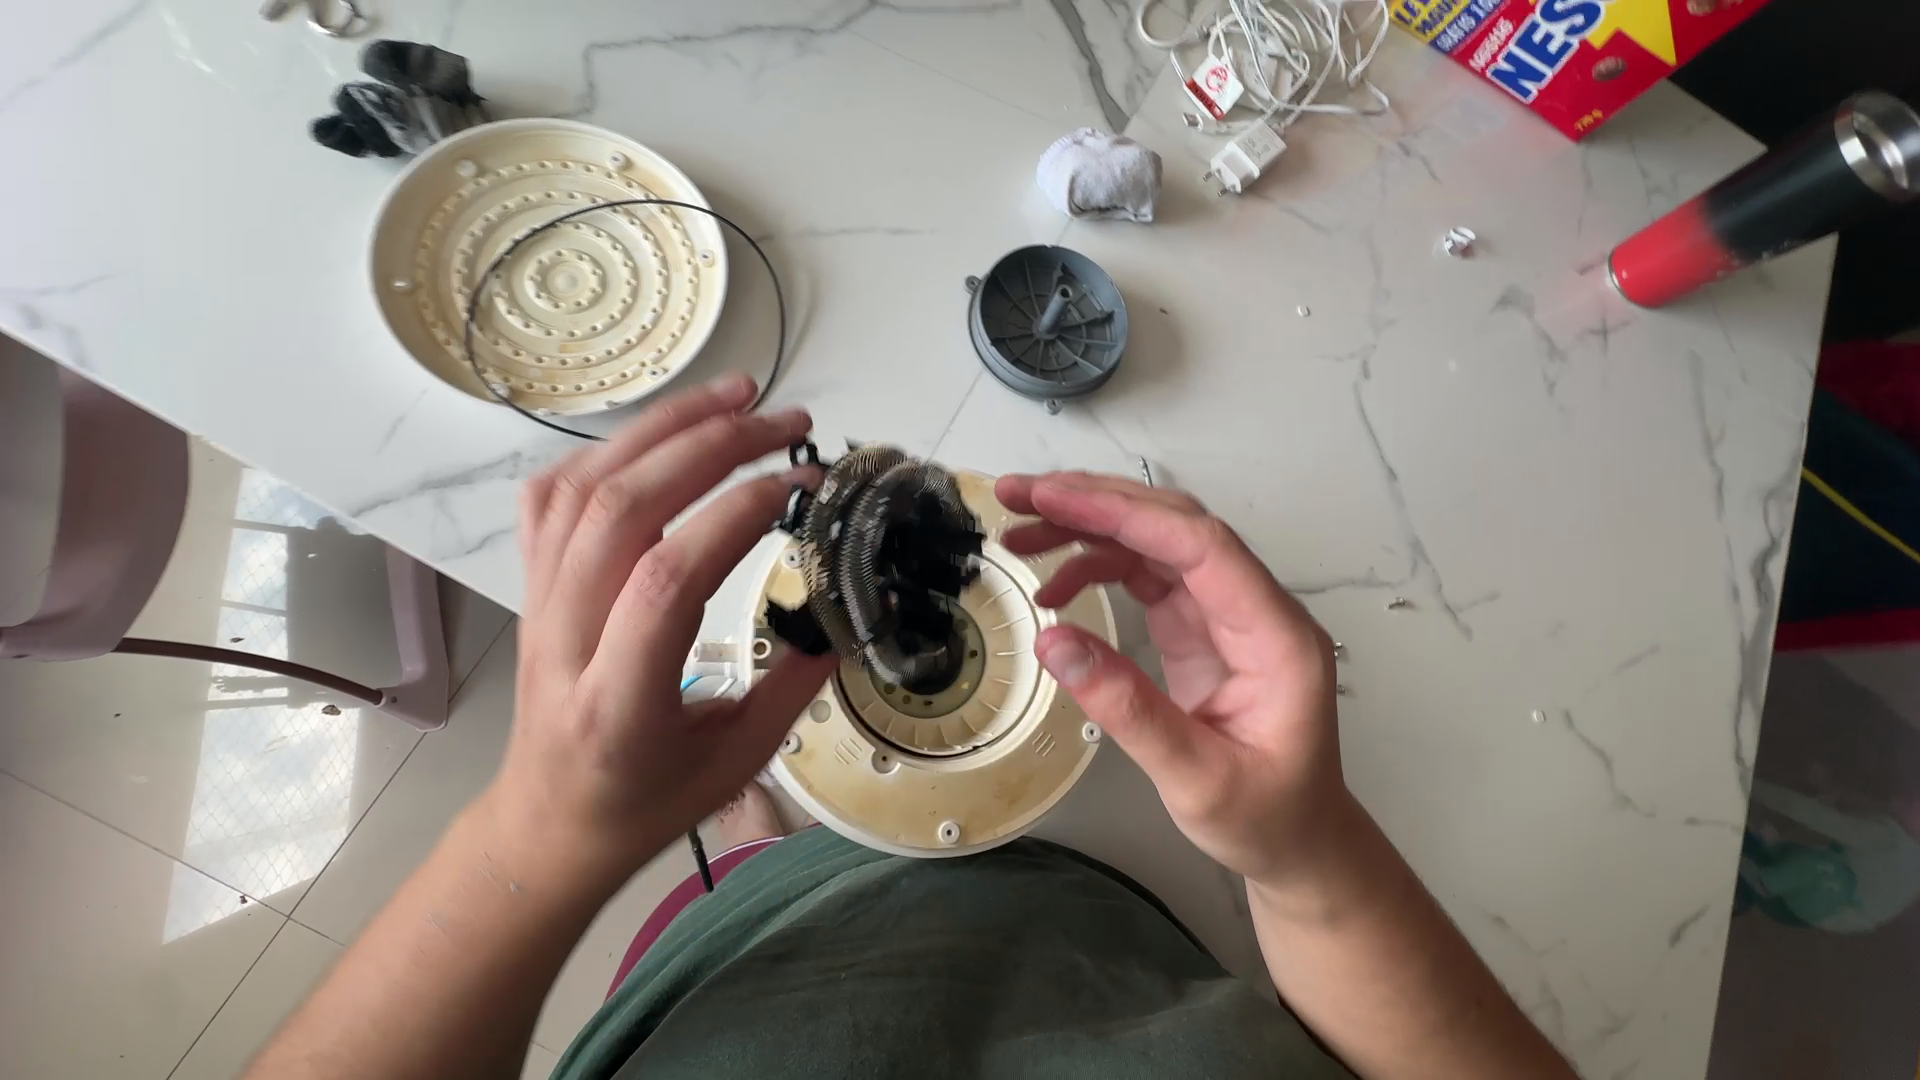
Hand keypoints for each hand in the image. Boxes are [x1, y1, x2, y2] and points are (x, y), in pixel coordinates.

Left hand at [493, 374, 835, 878]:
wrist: (549, 823)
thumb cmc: (646, 802)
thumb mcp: (738, 759)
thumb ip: (796, 682)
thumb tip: (852, 608)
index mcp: (620, 697)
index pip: (668, 579)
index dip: (736, 515)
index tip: (801, 483)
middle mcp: (567, 637)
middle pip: (622, 508)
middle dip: (711, 445)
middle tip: (784, 419)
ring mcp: (539, 603)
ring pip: (584, 486)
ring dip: (664, 426)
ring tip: (735, 394)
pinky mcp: (534, 583)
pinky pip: (555, 495)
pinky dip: (610, 448)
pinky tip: (663, 432)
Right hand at [997, 471, 1353, 888]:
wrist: (1296, 841)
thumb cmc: (1264, 818)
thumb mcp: (1196, 779)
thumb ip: (1127, 709)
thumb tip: (1051, 641)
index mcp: (1273, 634)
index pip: (1199, 544)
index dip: (1124, 513)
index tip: (1052, 498)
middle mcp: (1251, 605)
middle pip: (1172, 525)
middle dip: (1093, 501)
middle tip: (1018, 495)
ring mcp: (1222, 610)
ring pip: (1151, 541)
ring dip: (1085, 527)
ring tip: (1018, 534)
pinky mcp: (1196, 623)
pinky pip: (1142, 573)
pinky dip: (1093, 568)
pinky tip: (1052, 589)